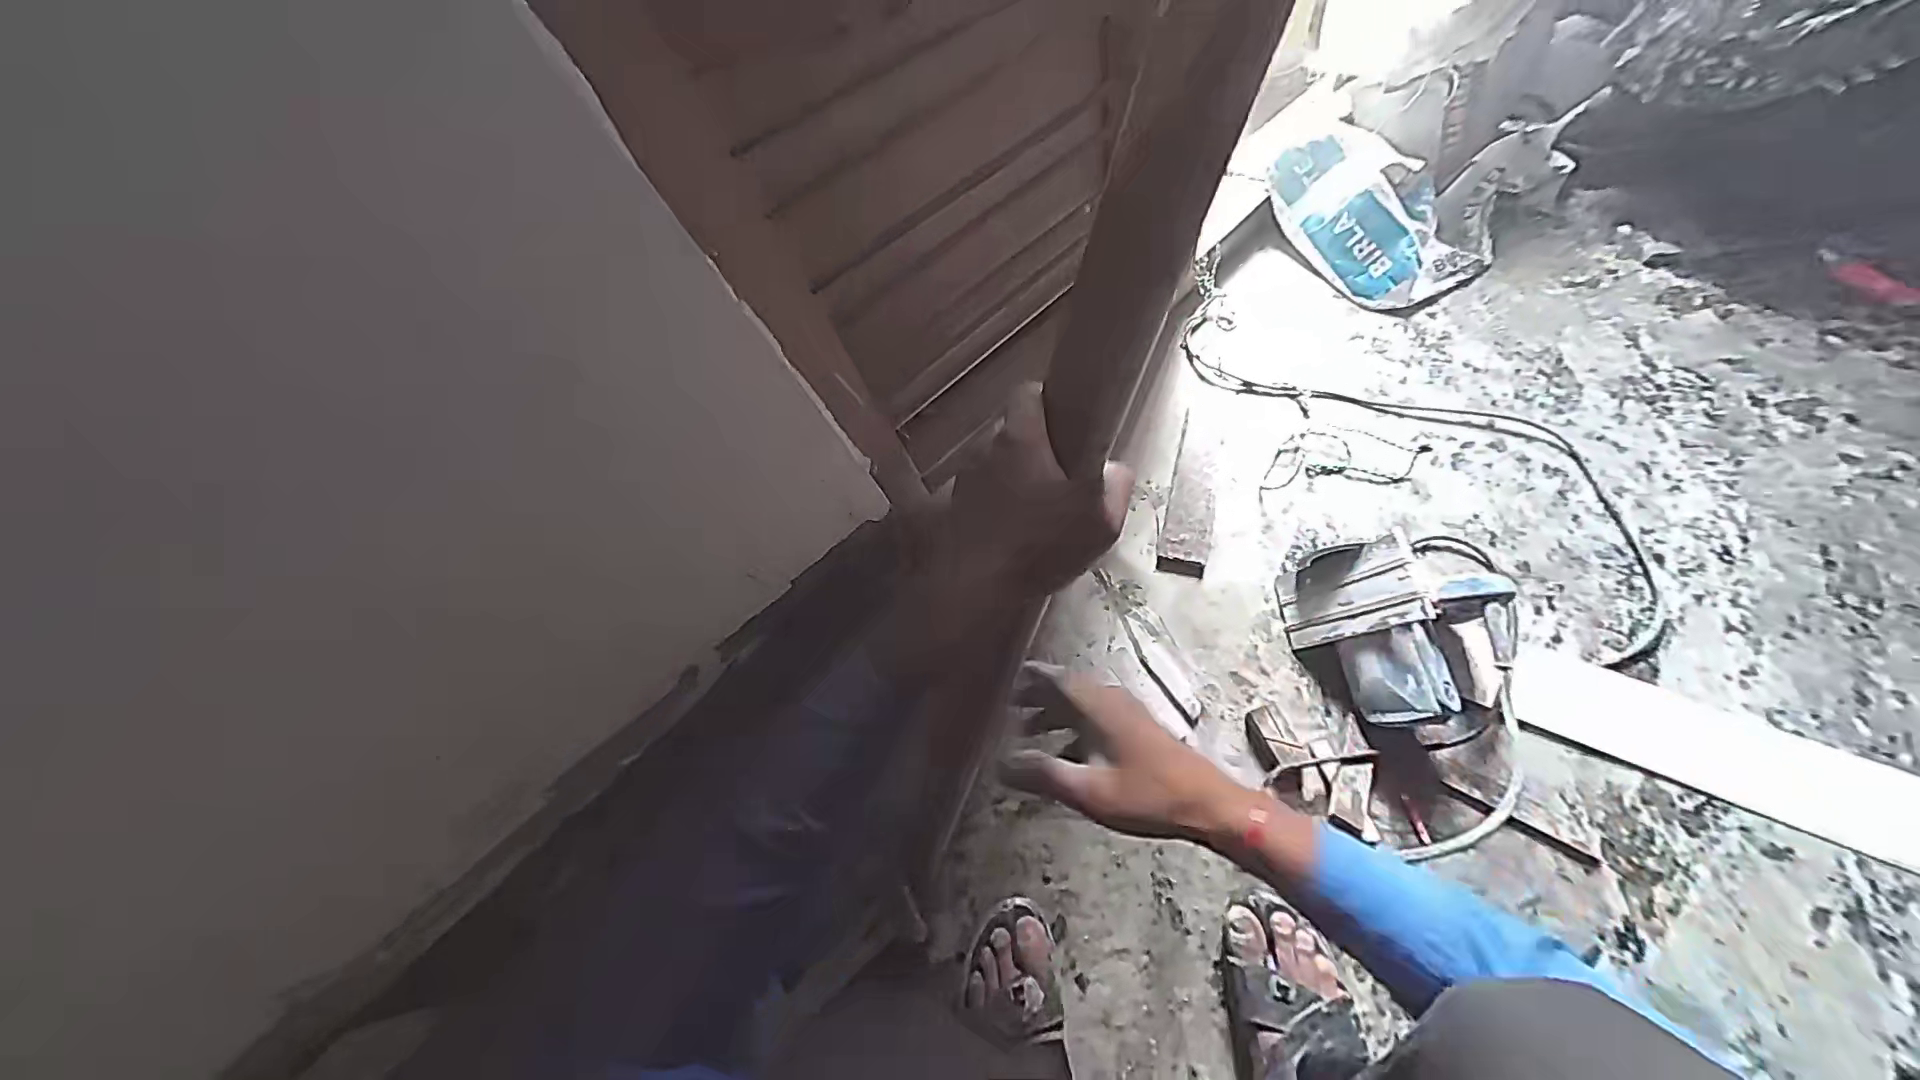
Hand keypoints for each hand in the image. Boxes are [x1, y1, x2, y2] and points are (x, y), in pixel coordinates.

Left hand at [931, 382, 1132, 602]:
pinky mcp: (950, 512)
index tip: (1063, 424)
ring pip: (992, 466)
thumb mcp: (1099, 521)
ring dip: (1010, 479)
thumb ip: (1115, 488)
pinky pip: (978, 497)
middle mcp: (984, 451)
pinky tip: (1009, 534)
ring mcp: (962, 481)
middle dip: (1032, 449)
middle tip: (1058, 479)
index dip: (1046, 402)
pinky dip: (992, 507)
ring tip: (1033, 513)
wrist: (977, 589)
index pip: (1026, 394)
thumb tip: (1116, 470)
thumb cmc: (1040, 546)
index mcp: (1020, 440)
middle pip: (1011, 434)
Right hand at [1000, 662, 1263, 844]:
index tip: (1002, 681)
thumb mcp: (1090, 790)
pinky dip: (1073, 726)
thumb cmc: (1150, 795)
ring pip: (1080, 703)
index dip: (1026, 679)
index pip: (1053, 678)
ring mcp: (1127, 712)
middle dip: (1035, 696)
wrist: (1209, 804)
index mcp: (1098, 705)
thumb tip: (1002, 765)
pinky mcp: (1137, 728)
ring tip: (1028, 730)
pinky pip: (1094, 716)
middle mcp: (1111, 700)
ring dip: (1053, 712)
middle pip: (1065, 688)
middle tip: (1008, 706)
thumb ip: (1044, 774)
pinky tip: (1065, 754)